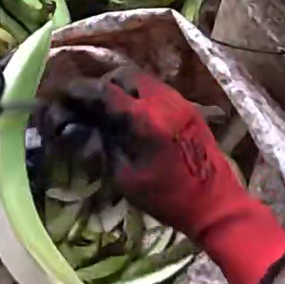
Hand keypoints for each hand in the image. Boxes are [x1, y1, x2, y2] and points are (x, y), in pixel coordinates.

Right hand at [54, 66, 284, 283]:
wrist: (219, 207)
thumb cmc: (168, 199)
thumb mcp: (125, 177)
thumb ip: (103, 145)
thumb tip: (81, 126)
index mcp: (145, 122)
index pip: (105, 91)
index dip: (81, 90)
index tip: (66, 94)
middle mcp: (163, 104)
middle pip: (124, 76)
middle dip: (104, 85)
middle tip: (92, 103)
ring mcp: (179, 102)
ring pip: (142, 79)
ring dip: (123, 87)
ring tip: (113, 107)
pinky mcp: (190, 108)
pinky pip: (158, 89)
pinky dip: (141, 94)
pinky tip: (136, 114)